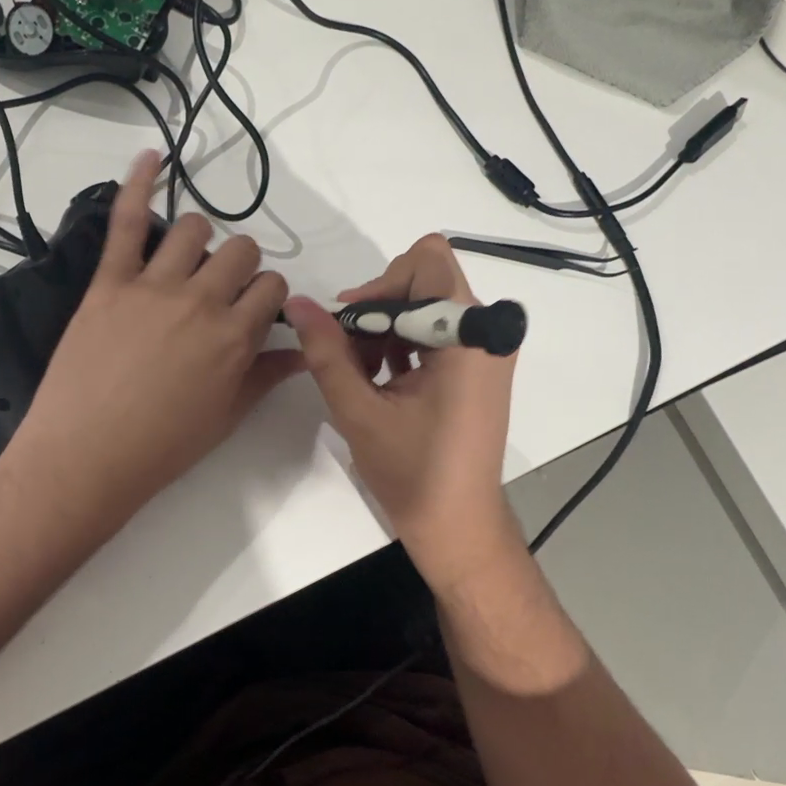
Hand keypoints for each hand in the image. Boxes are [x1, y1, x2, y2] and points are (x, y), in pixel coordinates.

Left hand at [8, 150, 301, 522]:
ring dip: (200, 240)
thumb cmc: (159, 449)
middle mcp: (201, 300)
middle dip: (240, 267)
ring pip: (194, 229)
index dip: (267, 299)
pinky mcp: (109, 283)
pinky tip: (152, 157)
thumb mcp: (224, 419)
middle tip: (220, 295)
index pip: (272, 288)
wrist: (86, 457)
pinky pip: (127, 220)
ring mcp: (153, 286)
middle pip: (240, 251)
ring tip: (187, 262)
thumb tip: (303, 354)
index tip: (254, 315)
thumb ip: (264, 377)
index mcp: (235, 337)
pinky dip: (139, 183)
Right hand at [285, 235, 520, 584]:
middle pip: (425, 281)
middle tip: (344, 354)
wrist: (455, 522)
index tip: (347, 328)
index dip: (378, 287)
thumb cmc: (410, 471)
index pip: (424, 264)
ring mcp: (485, 350)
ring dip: (384, 329)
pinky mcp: (476, 369)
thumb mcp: (359, 411)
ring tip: (357, 374)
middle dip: (377, 309)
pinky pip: (435, 334)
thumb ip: (327, 352)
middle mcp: (486, 331)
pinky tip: (376, 381)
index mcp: (468, 335)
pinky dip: (401, 346)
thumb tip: (298, 304)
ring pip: (426, 307)